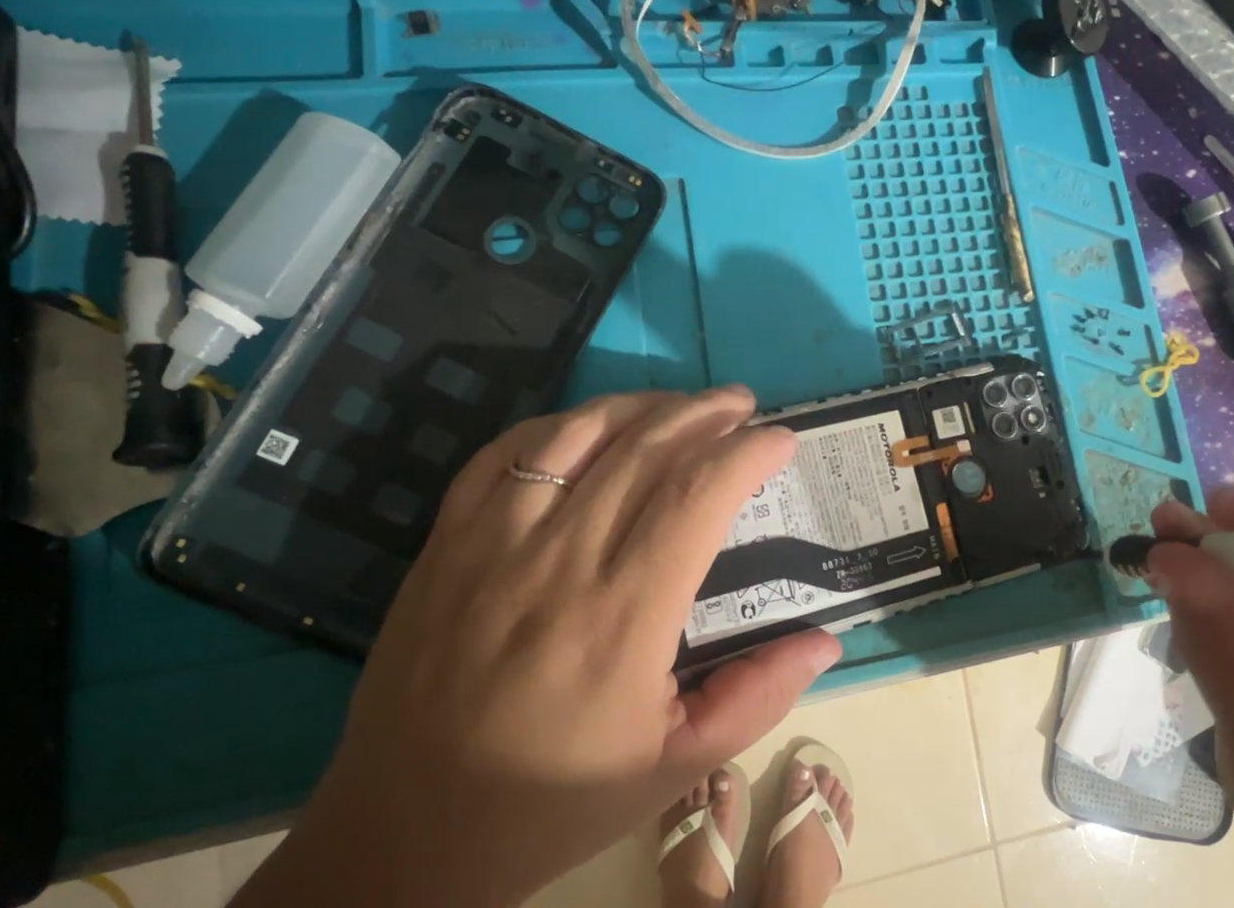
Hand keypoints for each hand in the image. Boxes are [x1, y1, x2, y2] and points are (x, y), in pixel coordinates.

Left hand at [233, 387, 841, 907]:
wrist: (408, 830)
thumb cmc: (554, 799)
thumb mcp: (673, 768)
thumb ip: (756, 696)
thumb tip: (825, 639)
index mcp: (622, 616)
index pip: (695, 497)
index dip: (746, 453)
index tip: (781, 439)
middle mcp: (558, 561)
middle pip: (642, 451)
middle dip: (704, 413)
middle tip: (742, 405)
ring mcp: (492, 543)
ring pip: (575, 436)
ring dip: (638, 405)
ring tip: (679, 404)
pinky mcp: (445, 543)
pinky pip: (503, 454)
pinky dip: (555, 424)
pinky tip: (587, 426)